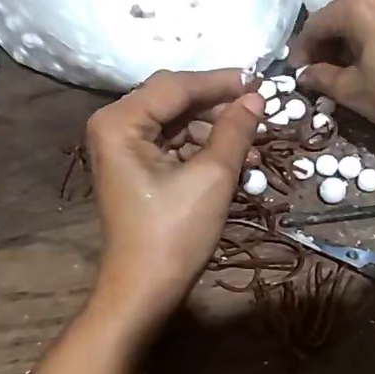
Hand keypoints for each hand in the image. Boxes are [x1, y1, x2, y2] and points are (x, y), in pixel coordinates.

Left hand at [85, 69, 264, 331]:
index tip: (261, 82)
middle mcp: (113, 127)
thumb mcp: (212, 177)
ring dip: (215, 130)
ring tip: (254, 143)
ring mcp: (122, 149)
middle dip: (218, 106)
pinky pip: (172, 145)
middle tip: (260, 110)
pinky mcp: (134, 169)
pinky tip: (237, 158)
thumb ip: (235, 130)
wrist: (144, 291)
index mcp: (119, 122)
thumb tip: (257, 98)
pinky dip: (202, 149)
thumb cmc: (174, 234)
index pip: (176, 86)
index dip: (220, 82)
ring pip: (176, 122)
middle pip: (174, 100)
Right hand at [288, 0, 374, 150]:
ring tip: (340, 72)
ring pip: (361, 17)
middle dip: (324, 44)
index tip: (296, 73)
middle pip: (339, 15)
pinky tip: (366, 63)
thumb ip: (322, 78)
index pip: (317, 23)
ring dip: (346, 42)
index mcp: (360, 5)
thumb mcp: (353, 90)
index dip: (303, 49)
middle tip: (316, 74)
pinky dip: (368, 38)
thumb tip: (305, 75)